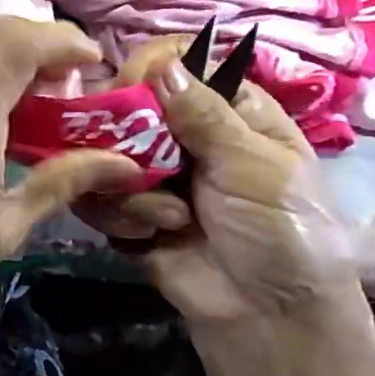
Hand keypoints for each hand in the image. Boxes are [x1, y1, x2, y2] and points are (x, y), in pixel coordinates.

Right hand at [88, 50, 371, 347]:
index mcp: (228, 114)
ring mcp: (149, 177)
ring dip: (129, 190)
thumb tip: (162, 63)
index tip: (133, 90)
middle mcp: (182, 139)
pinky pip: (94, 197)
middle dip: (126, 140)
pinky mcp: (124, 213)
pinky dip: (116, 217)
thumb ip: (204, 115)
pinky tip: (147, 236)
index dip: (148, 73)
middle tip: (137, 164)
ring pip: (102, 156)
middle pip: (126, 111)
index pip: (176, 69)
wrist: (263, 312)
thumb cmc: (280, 229)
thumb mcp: (254, 164)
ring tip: (168, 219)